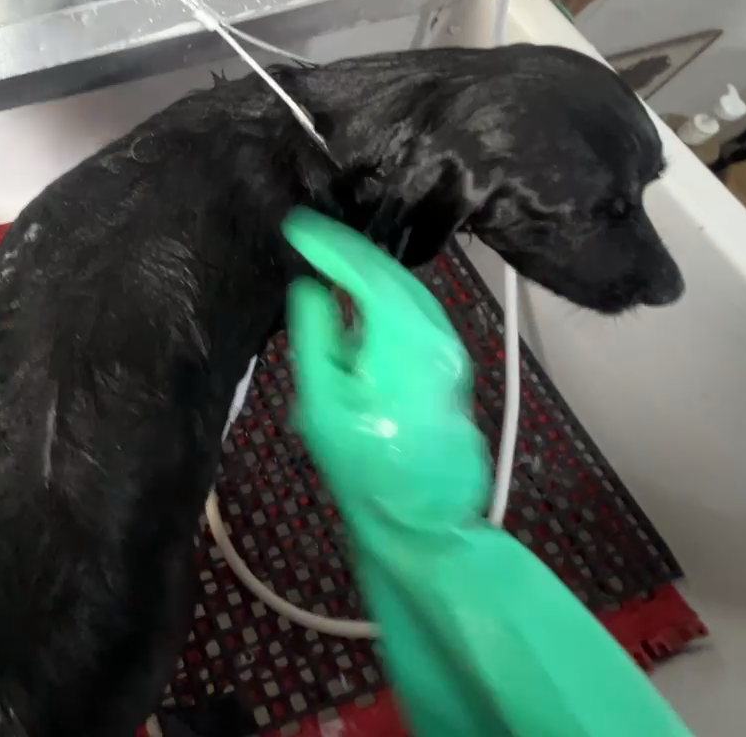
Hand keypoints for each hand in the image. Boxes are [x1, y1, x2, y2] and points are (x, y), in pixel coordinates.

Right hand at [282, 208, 487, 526]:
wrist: (421, 520)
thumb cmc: (361, 466)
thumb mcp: (320, 405)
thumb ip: (314, 338)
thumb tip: (310, 289)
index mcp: (403, 344)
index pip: (367, 274)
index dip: (330, 245)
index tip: (295, 224)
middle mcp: (436, 337)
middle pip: (391, 273)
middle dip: (347, 248)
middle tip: (306, 231)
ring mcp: (449, 350)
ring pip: (408, 287)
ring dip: (367, 265)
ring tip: (328, 250)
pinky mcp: (450, 362)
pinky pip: (415, 305)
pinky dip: (384, 285)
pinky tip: (361, 285)